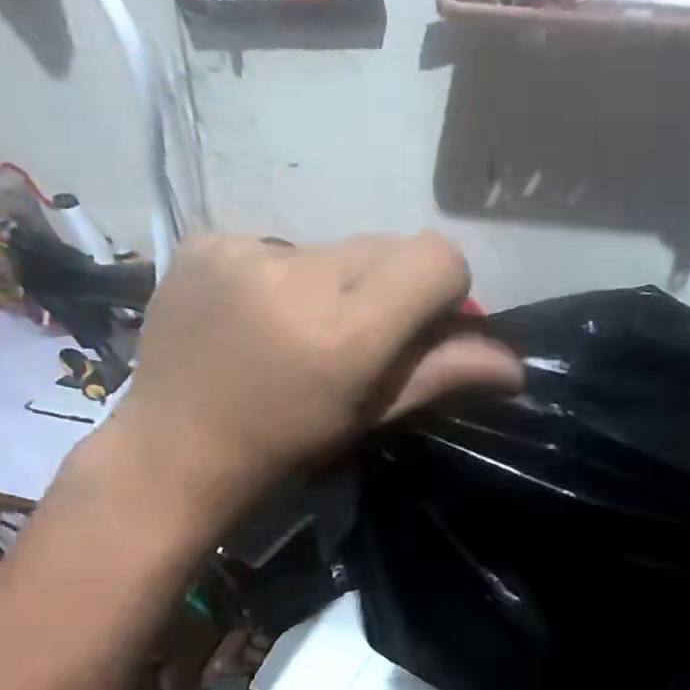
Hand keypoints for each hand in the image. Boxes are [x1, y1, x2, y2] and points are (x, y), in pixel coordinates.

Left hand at [97, 232, 521, 514]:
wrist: (174, 450)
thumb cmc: (289, 446)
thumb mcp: (375, 414)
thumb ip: (444, 374)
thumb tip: (514, 365)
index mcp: (346, 332)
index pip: (437, 258)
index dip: (448, 289)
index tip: (430, 326)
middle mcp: (297, 276)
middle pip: (392, 246)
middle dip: (398, 286)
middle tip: (369, 336)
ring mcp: (244, 251)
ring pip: (340, 245)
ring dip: (346, 281)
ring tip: (308, 330)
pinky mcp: (207, 239)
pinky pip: (286, 245)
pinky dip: (293, 276)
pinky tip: (266, 316)